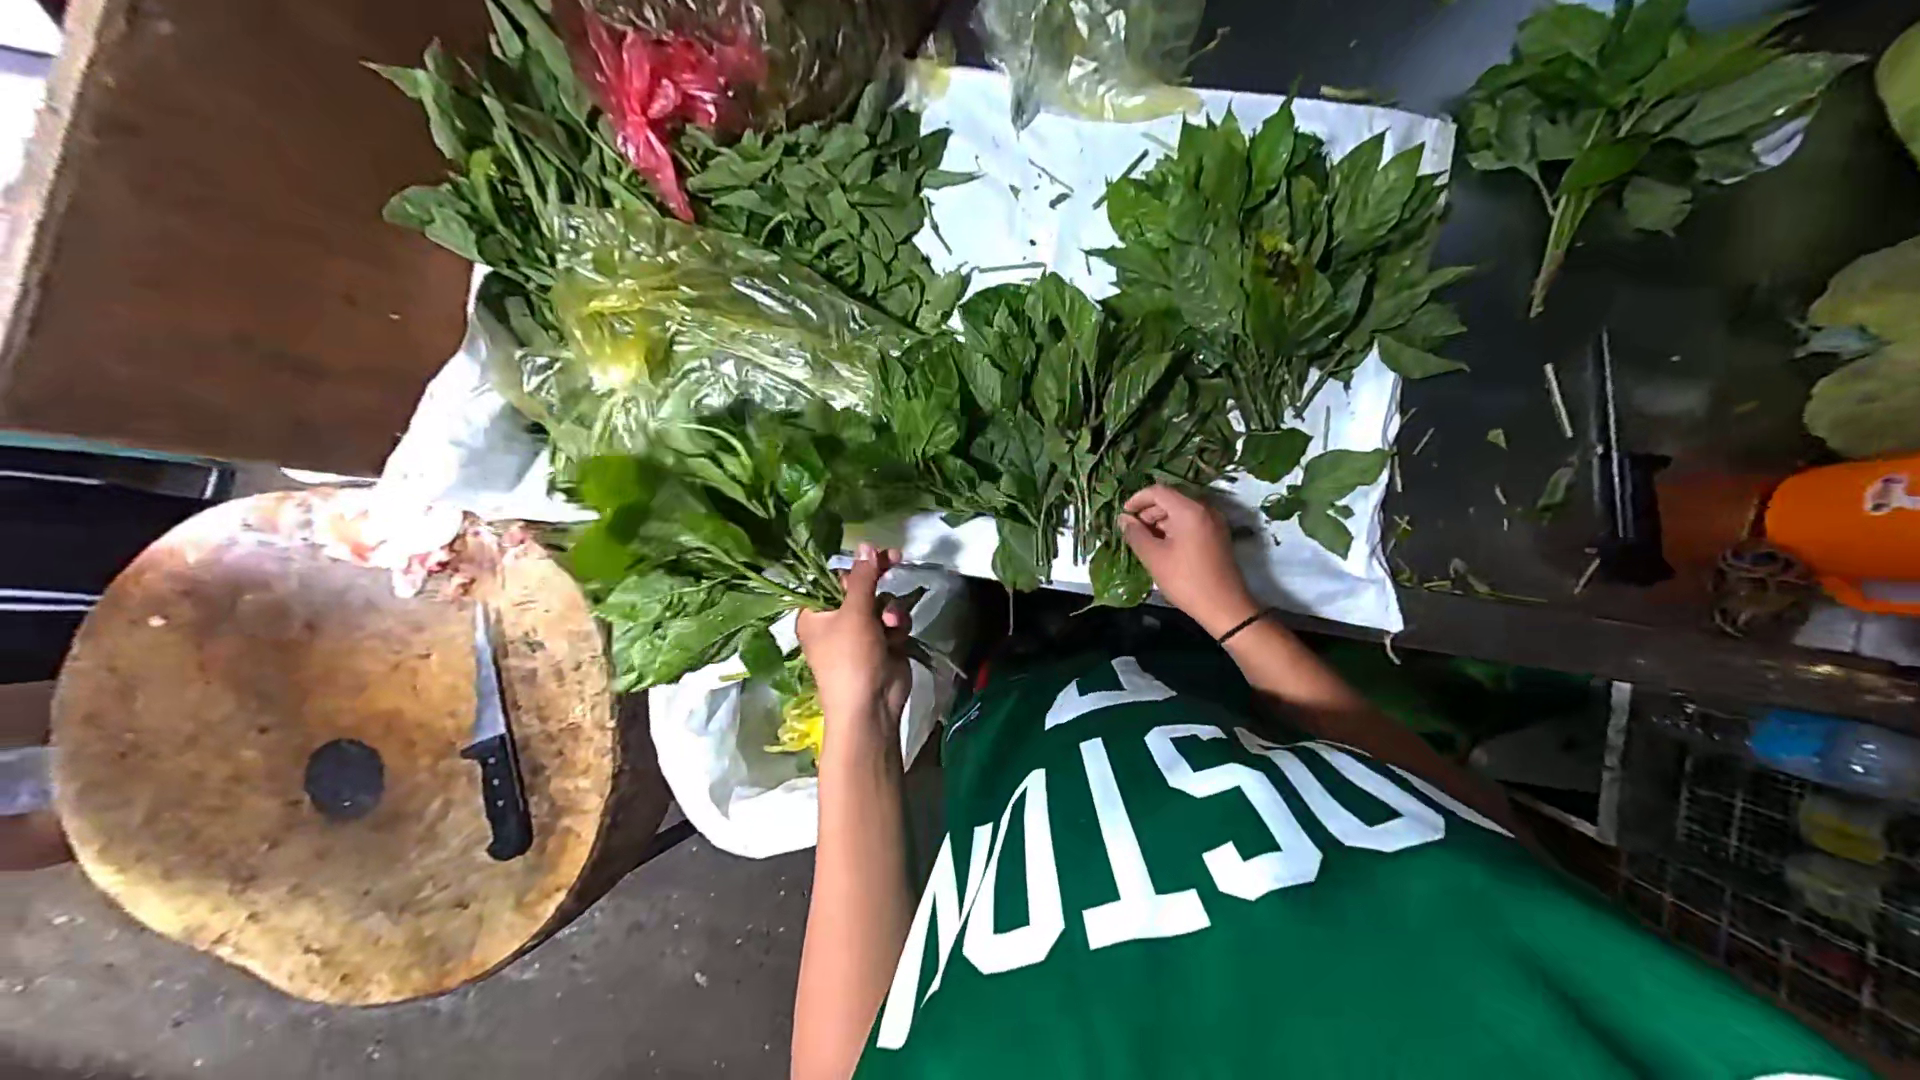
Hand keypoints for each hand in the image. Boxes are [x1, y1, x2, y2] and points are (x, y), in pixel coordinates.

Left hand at [797, 544, 911, 744]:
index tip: (877, 552)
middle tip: (897, 559)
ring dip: (891, 610)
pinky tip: (897, 639)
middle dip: (879, 584)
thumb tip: (865, 544)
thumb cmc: (851, 658)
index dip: (856, 565)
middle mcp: (836, 621)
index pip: (834, 577)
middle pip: (861, 588)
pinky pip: (893, 622)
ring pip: (882, 604)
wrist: (871, 707)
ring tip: (892, 626)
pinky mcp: (883, 645)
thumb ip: (863, 577)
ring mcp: (861, 634)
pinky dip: (897, 628)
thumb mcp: (854, 612)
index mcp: (816, 613)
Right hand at [1119, 485, 1260, 637]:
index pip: (1158, 491)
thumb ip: (1135, 534)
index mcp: (1189, 510)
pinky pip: (1192, 521)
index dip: (1137, 499)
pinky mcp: (1218, 535)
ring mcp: (1214, 522)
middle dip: (1148, 511)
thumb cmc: (1186, 580)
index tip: (1124, 514)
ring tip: (1146, 540)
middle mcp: (1205, 509)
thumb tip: (1123, 519)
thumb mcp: (1154, 557)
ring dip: (1160, 520)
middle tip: (1133, 530)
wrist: (1224, 606)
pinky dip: (1174, 527)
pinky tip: (1163, 545)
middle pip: (1171, 499)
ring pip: (1181, 510)